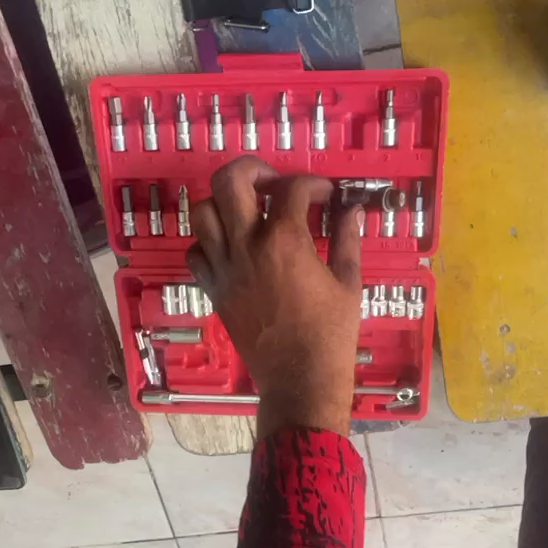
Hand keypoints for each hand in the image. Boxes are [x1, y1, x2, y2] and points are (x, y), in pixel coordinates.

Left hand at [187, 157, 363, 437]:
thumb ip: (347, 239)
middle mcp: (248, 246)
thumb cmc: (331, 335)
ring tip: (245, 212)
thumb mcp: (349, 282)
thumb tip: (352, 211)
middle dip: (251, 169)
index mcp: (286, 240)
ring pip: (202, 212)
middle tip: (270, 182)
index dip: (313, 184)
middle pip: (230, 181)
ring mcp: (225, 268)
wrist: (300, 379)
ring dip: (223, 204)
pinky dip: (208, 243)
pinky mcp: (214, 290)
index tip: (324, 195)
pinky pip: (195, 253)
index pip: (293, 189)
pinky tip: (230, 248)